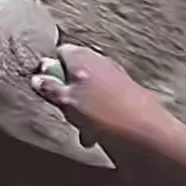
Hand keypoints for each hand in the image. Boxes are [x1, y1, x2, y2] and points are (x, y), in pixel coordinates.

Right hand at [30, 44, 177, 149]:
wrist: (148, 133)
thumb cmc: (105, 113)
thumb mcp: (67, 101)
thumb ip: (50, 88)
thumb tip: (37, 79)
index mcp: (82, 57)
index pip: (59, 52)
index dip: (50, 69)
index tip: (45, 86)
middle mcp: (100, 62)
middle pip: (73, 72)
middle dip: (66, 93)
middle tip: (64, 111)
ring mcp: (115, 77)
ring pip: (88, 89)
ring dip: (81, 108)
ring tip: (82, 129)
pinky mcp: (127, 93)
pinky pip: (103, 101)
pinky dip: (97, 115)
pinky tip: (97, 133)